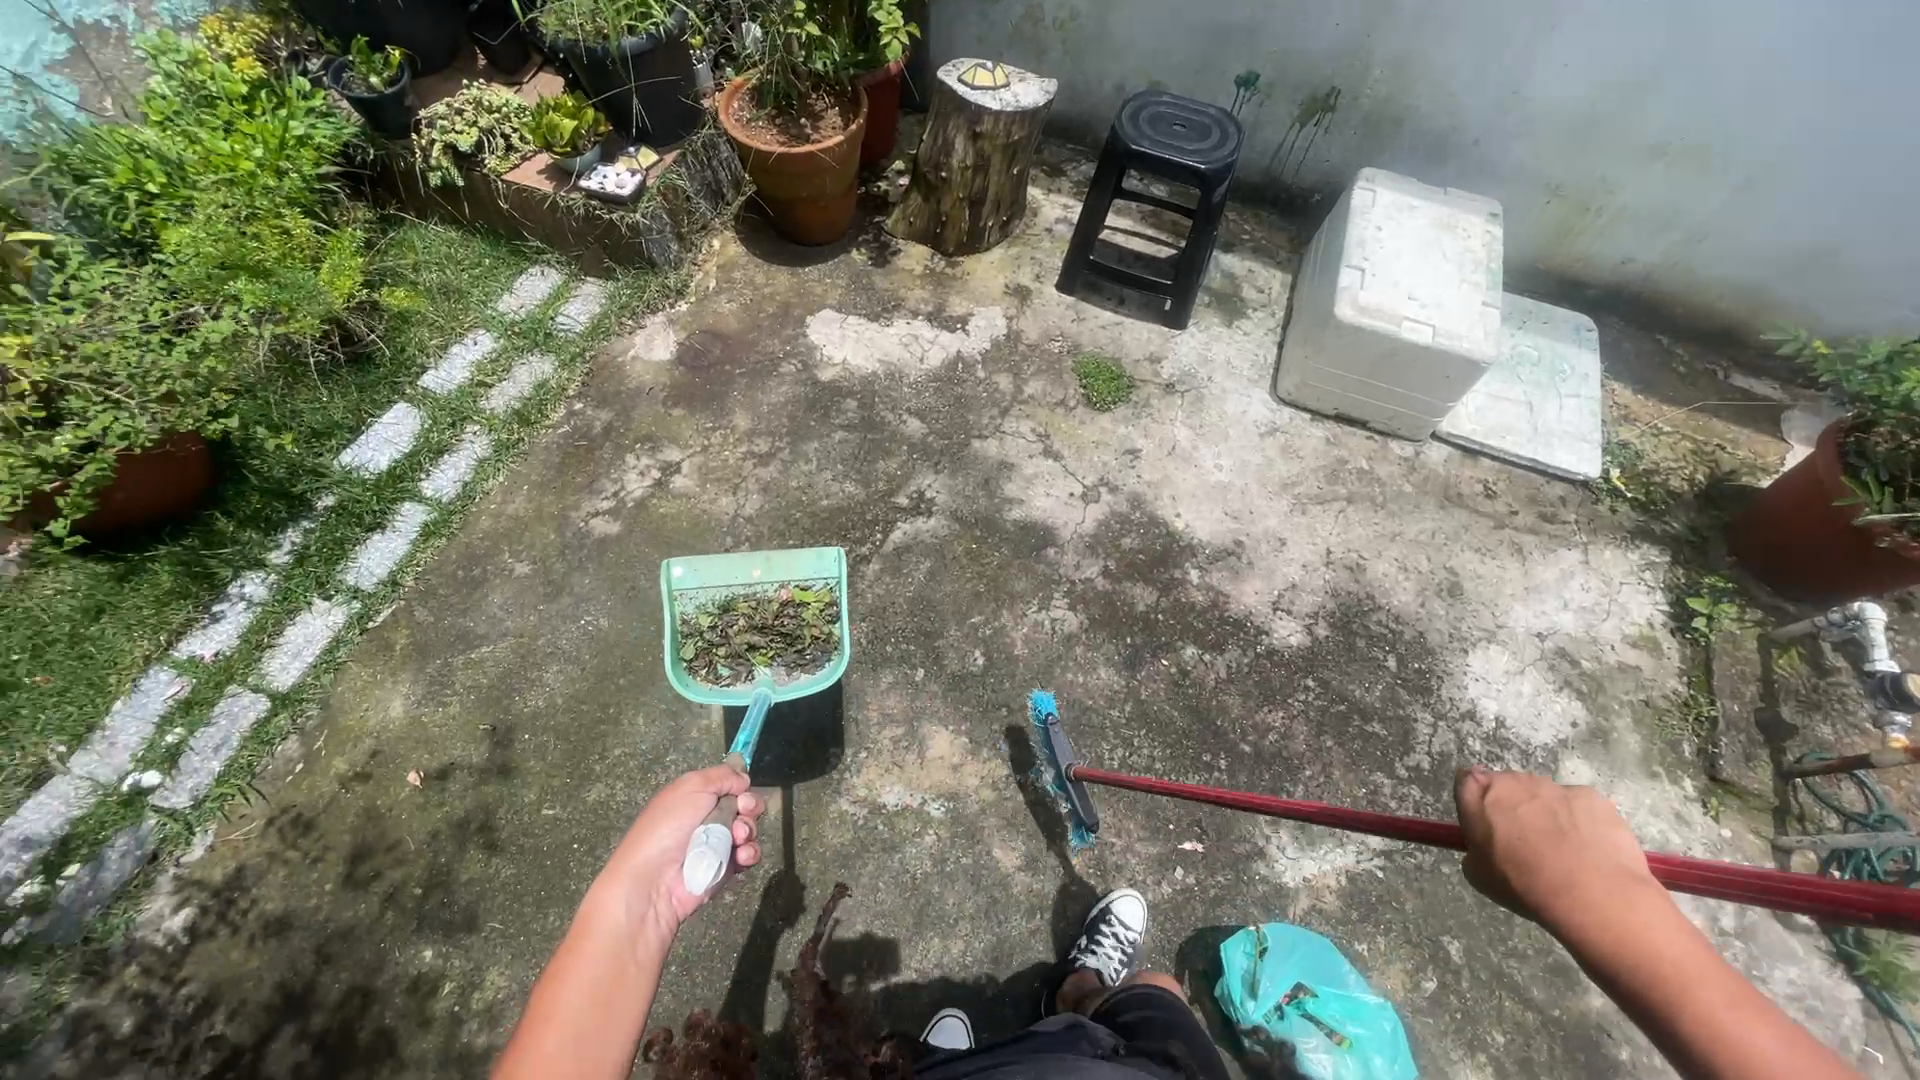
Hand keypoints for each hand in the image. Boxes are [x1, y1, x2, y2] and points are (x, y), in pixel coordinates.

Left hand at [595, 765, 765, 952]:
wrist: (654, 879)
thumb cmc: (669, 826)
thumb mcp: (692, 787)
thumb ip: (722, 776)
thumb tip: (744, 779)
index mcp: (696, 798)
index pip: (729, 786)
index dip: (740, 787)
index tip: (741, 792)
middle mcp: (708, 819)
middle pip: (744, 806)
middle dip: (750, 806)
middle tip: (744, 810)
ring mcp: (718, 845)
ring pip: (749, 829)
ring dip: (749, 829)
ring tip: (738, 837)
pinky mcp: (725, 869)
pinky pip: (748, 856)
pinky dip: (749, 853)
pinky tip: (742, 855)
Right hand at [1453, 767, 1660, 935]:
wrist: (1592, 895)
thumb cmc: (1522, 884)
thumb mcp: (1477, 873)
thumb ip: (1475, 847)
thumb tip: (1490, 847)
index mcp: (1477, 791)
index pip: (1466, 781)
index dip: (1476, 803)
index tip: (1485, 824)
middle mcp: (1514, 779)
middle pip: (1508, 786)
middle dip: (1513, 807)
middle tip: (1524, 842)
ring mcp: (1556, 786)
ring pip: (1546, 796)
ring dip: (1549, 815)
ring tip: (1565, 853)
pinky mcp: (1594, 798)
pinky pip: (1581, 807)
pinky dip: (1583, 823)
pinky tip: (1590, 852)